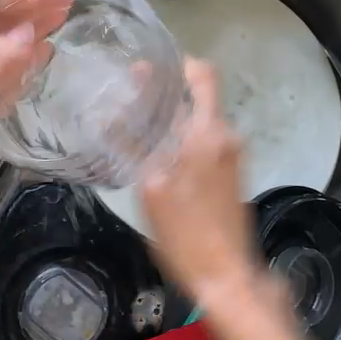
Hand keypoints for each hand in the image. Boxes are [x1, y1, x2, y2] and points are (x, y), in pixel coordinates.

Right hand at [140, 58, 259, 302]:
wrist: (227, 275)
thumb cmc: (187, 234)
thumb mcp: (152, 189)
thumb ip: (133, 145)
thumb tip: (109, 114)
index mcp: (209, 133)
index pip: (203, 75)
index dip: (177, 64)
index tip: (146, 69)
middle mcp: (225, 135)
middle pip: (198, 95)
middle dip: (166, 92)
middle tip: (128, 95)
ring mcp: (231, 154)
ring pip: (200, 118)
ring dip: (172, 115)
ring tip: (133, 122)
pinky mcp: (230, 172)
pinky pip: (204, 139)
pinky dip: (181, 135)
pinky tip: (153, 151)